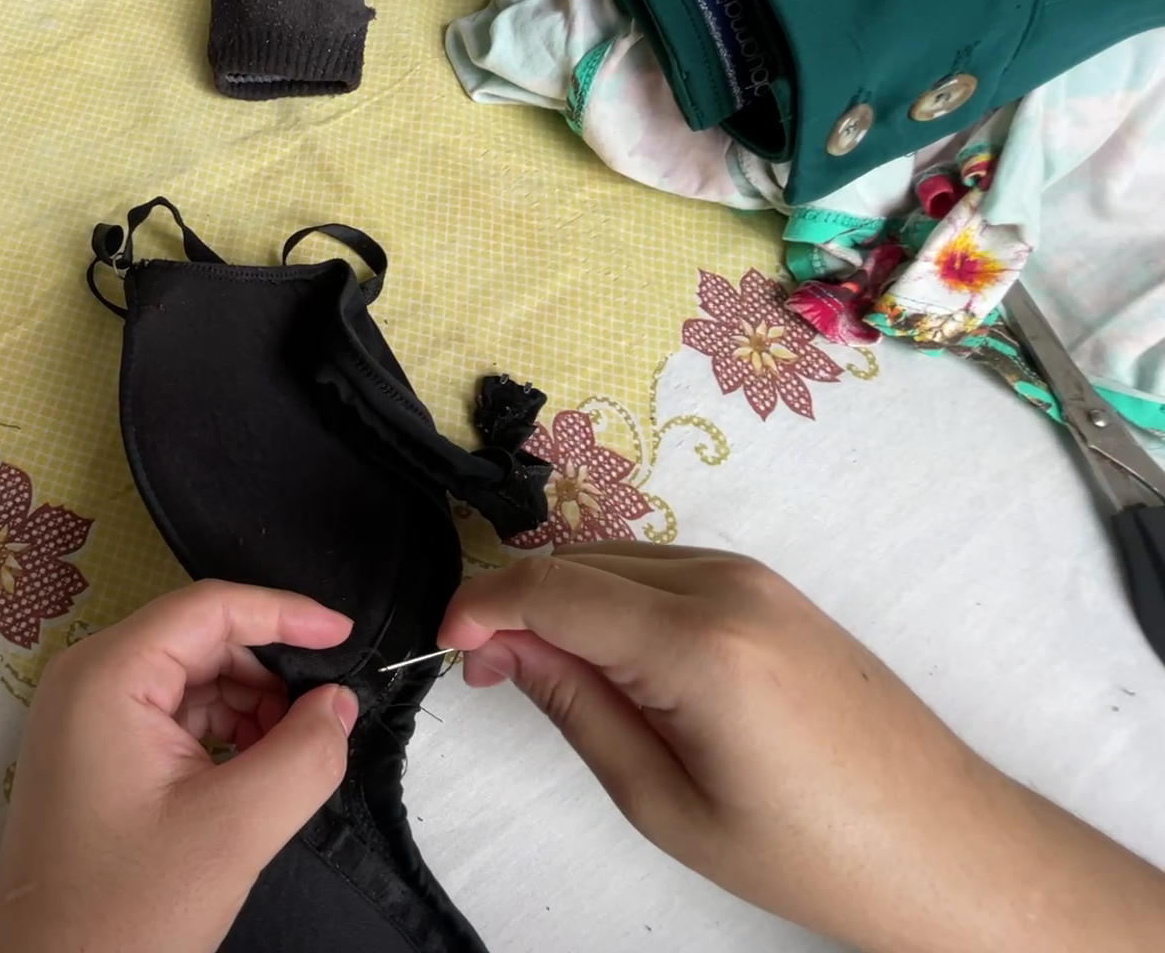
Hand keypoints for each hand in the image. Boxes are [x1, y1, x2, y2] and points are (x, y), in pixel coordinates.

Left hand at [0, 581, 358, 952]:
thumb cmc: (127, 908)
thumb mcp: (232, 831)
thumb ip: (303, 756)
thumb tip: (340, 703)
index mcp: (108, 672)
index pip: (209, 607)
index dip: (283, 611)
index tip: (345, 634)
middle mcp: (92, 674)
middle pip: (200, 639)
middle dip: (268, 670)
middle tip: (323, 713)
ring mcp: (91, 709)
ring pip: (192, 675)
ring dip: (249, 704)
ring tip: (290, 751)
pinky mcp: (100, 743)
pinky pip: (175, 710)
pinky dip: (223, 729)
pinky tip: (254, 765)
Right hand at [441, 541, 1164, 952]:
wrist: (962, 852)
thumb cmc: (804, 853)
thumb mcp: (659, 799)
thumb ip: (568, 702)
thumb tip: (497, 644)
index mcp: (698, 643)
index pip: (549, 588)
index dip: (479, 606)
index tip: (446, 647)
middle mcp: (721, 582)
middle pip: (568, 563)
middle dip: (509, 606)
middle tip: (489, 672)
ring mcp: (745, 571)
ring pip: (600, 557)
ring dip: (552, 599)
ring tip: (544, 667)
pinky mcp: (757, 579)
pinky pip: (643, 565)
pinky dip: (598, 596)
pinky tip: (606, 650)